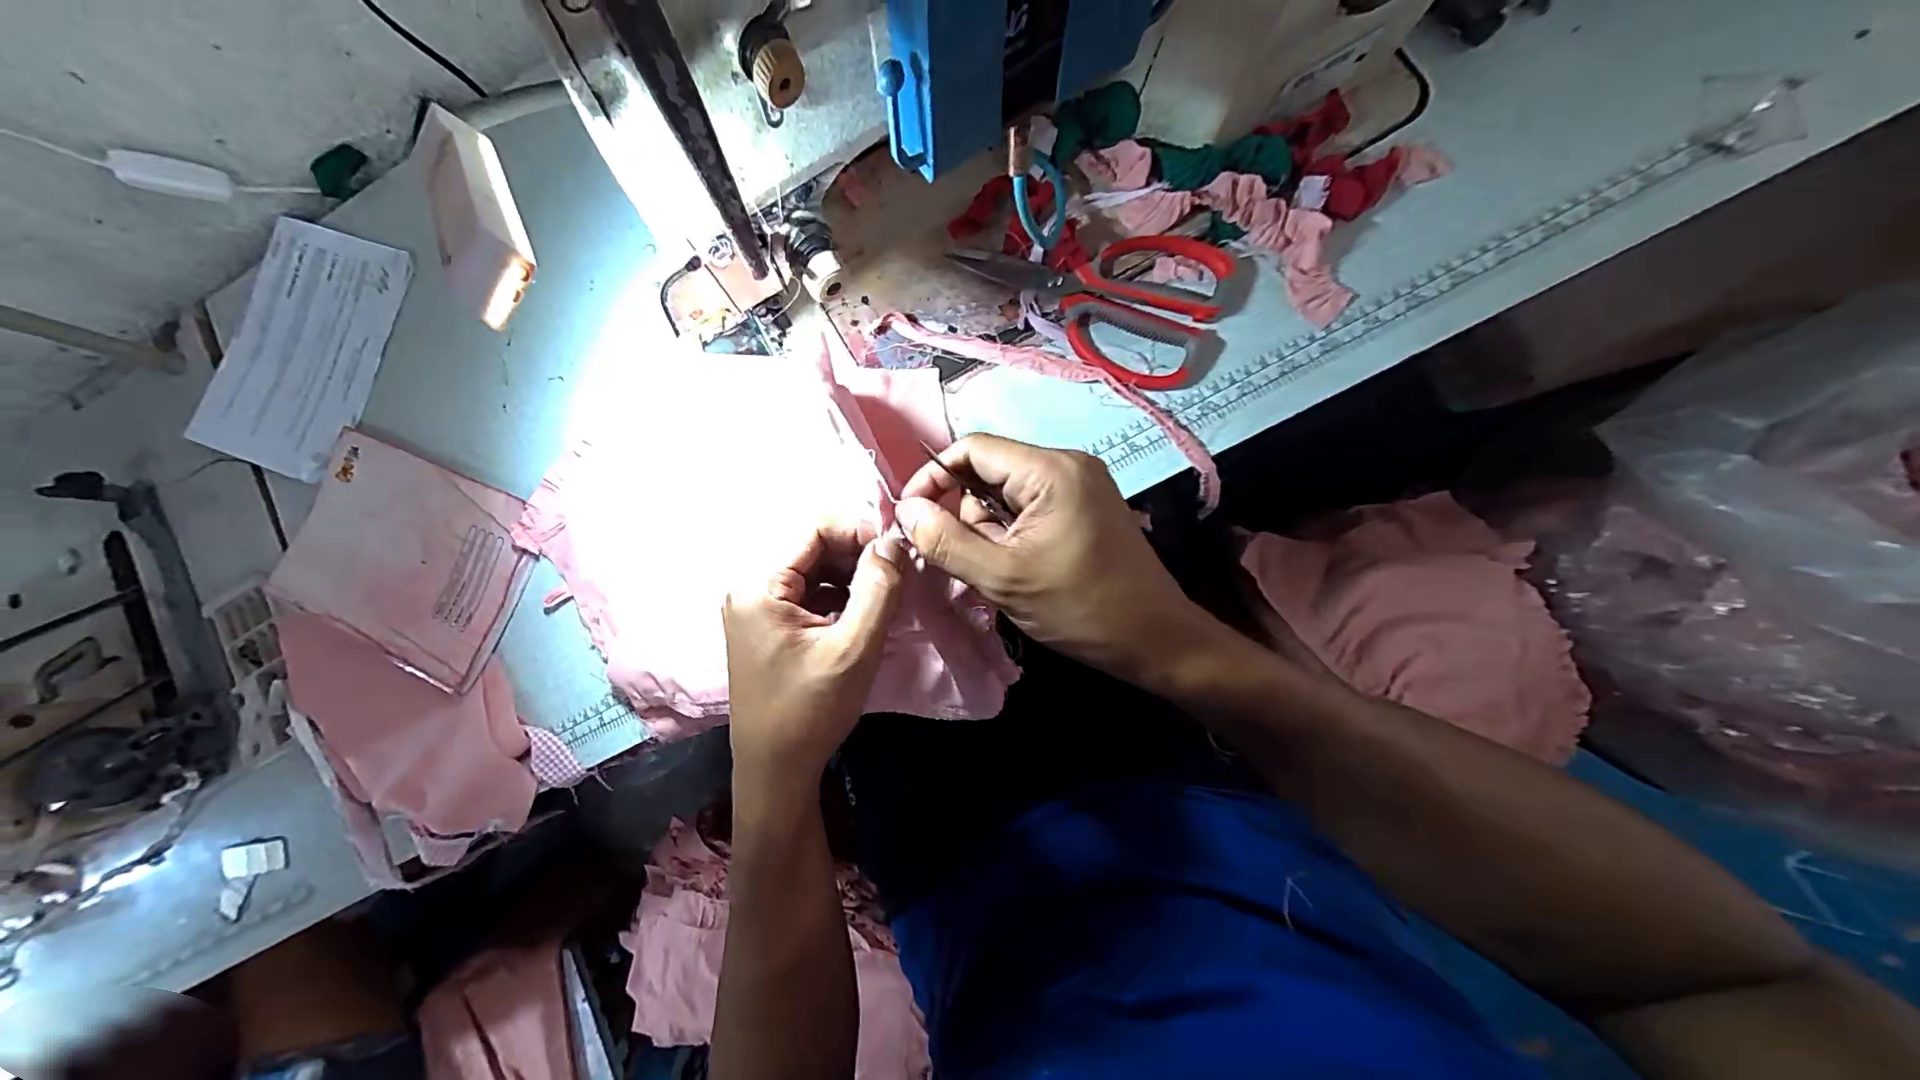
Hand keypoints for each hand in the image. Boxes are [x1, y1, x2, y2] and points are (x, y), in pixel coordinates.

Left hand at [723, 522, 904, 799]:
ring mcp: (757, 607)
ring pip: (815, 570)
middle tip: (899, 574)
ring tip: (887, 594)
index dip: (860, 531)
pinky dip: (840, 596)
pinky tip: (865, 613)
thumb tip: (894, 541)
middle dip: (859, 555)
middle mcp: (750, 587)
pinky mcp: (769, 626)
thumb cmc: (810, 711)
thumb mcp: (854, 648)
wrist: (775, 771)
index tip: (898, 552)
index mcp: (758, 585)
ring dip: (853, 576)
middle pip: (814, 547)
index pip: (815, 528)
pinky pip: (809, 593)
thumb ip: (878, 589)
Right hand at [897, 434, 1219, 687]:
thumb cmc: (1081, 608)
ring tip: (1001, 572)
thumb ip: (946, 541)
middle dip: (965, 512)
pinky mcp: (1084, 508)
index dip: (934, 478)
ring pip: (1006, 493)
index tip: (913, 518)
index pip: (972, 448)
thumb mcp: (1003, 578)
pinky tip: (1018, 568)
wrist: (1156, 640)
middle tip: (968, 559)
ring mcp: (1080, 485)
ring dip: (988, 529)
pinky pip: (1029, 508)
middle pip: (988, 470)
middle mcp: (1067, 464)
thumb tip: (905, 511)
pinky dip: (1011, 534)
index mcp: (1051, 469)